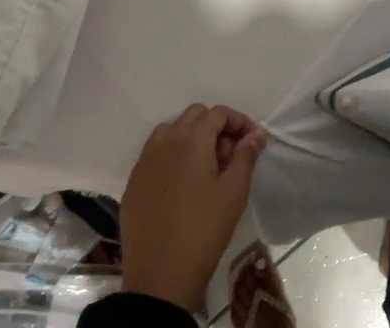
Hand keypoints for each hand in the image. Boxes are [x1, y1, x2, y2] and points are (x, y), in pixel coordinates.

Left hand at [120, 103, 268, 309]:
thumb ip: (246, 156)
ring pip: (170, 131)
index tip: (252, 142)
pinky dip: (172, 156)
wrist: (160, 277)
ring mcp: (144, 162)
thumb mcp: (234, 192)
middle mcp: (164, 142)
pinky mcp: (133, 183)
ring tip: (206, 169)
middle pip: (193, 116)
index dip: (239, 122)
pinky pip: (154, 155)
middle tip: (229, 156)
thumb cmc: (204, 229)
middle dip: (215, 127)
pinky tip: (182, 185)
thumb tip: (256, 134)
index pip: (217, 113)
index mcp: (191, 140)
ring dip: (191, 138)